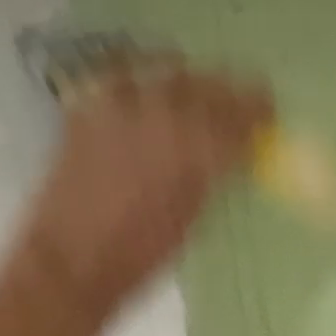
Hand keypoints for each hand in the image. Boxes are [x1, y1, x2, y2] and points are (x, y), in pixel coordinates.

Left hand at [17, 59, 273, 320]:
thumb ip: (212, 176)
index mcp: (197, 148)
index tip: (268, 114)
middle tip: (234, 104)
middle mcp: (161, 113)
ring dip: (186, 82)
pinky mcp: (87, 107)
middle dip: (225, 92)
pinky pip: (124, 80)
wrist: (68, 264)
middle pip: (206, 83)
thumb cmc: (136, 259)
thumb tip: (231, 154)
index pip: (241, 113)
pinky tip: (147, 103)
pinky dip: (143, 85)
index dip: (258, 110)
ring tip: (191, 98)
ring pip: (167, 72)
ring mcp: (120, 104)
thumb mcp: (191, 221)